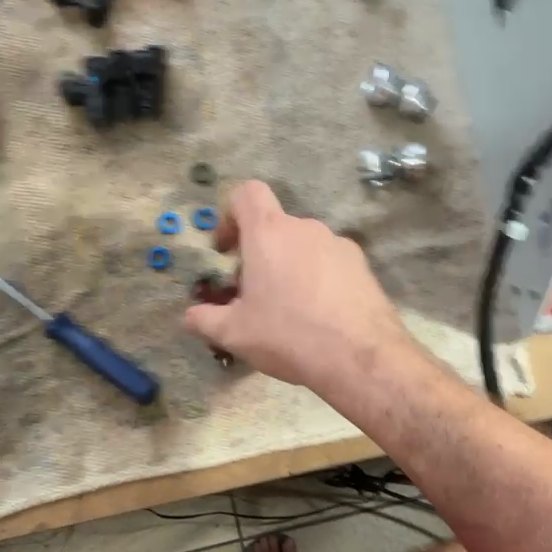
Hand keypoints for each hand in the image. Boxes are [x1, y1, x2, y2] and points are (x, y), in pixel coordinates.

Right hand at [183, 181, 412, 390]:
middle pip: (275, 228)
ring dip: (289, 270)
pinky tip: (318, 318)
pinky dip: (318, 282)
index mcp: (269, 233)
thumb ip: (206, 320)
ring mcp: (338, 245)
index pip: (246, 194)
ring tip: (288, 312)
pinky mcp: (362, 267)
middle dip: (259, 255)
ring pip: (304, 249)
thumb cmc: (288, 335)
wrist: (360, 356)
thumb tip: (188, 317)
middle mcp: (305, 229)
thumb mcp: (235, 334)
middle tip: (253, 295)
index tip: (226, 250)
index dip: (230, 215)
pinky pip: (330, 266)